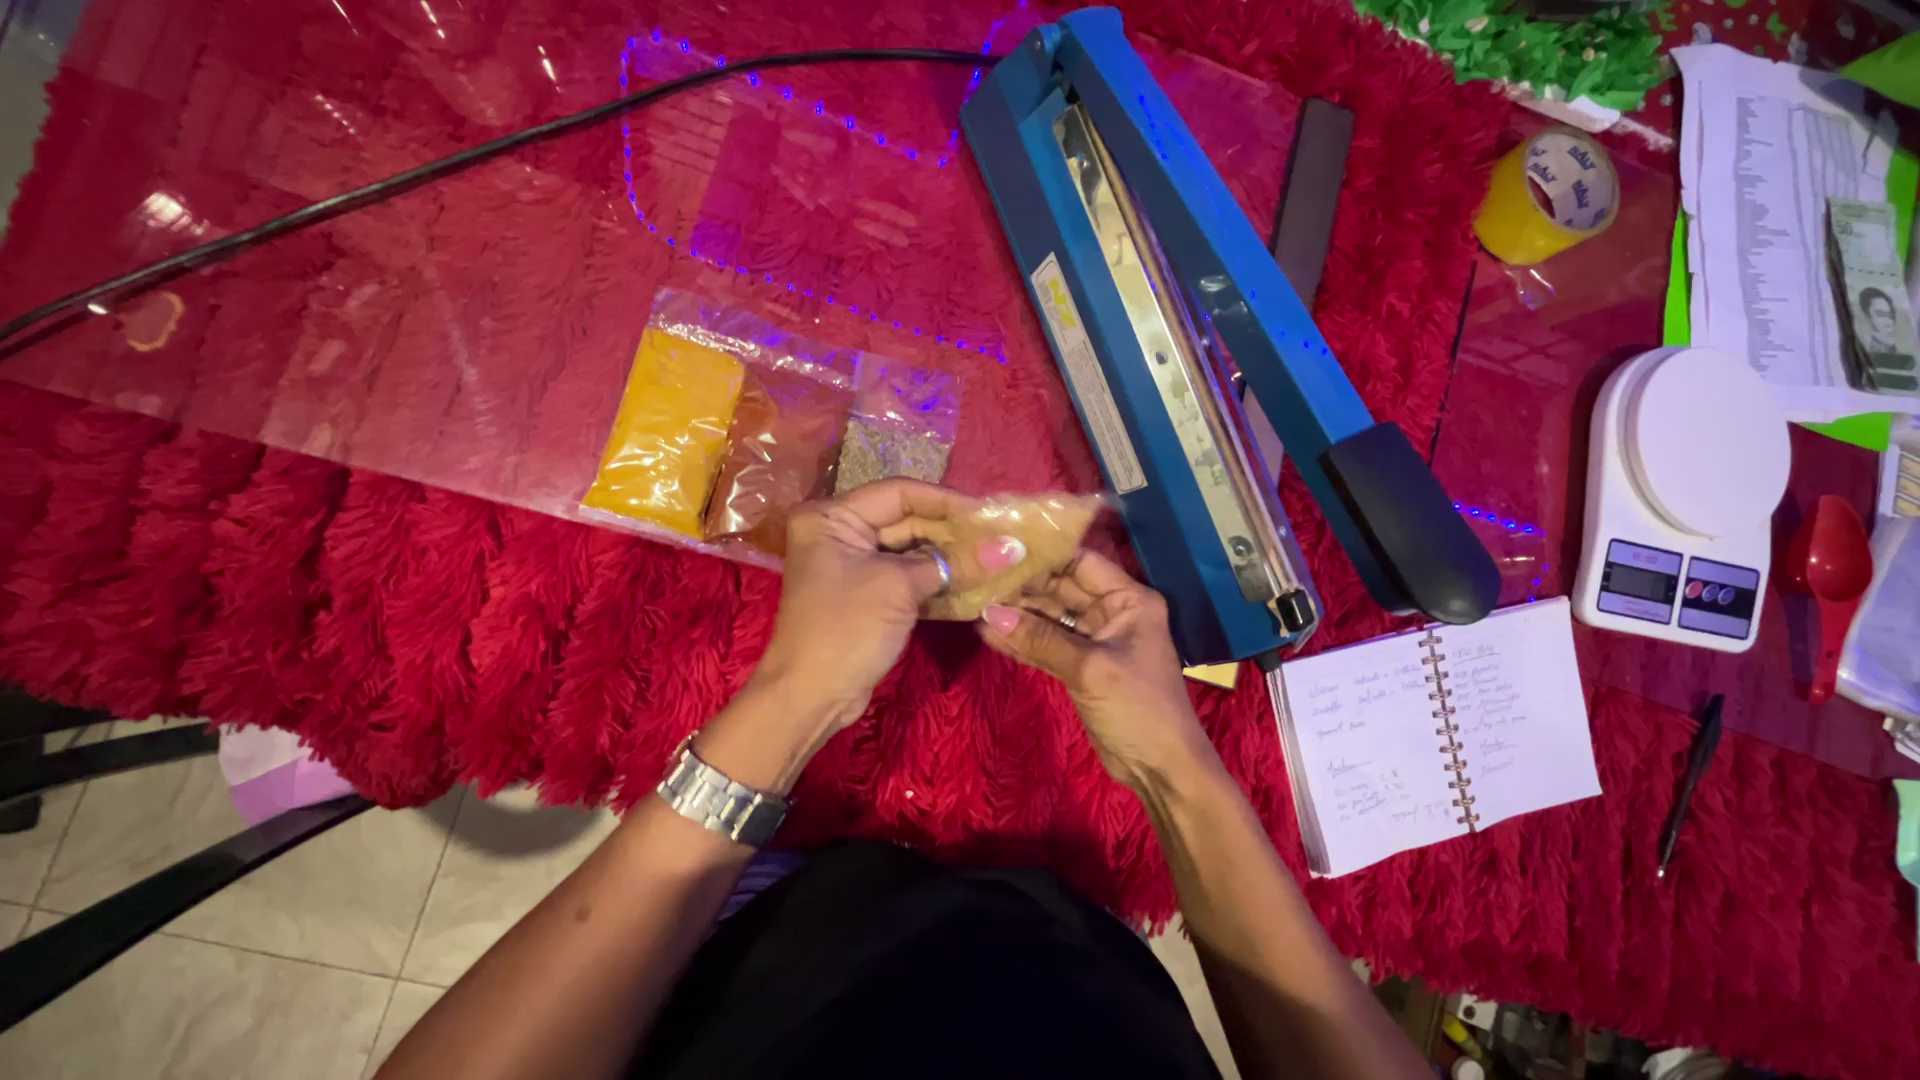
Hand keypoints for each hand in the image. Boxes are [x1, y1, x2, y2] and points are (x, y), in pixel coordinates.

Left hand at [754, 479, 1026, 727]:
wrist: (812, 697)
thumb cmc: (847, 629)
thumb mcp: (900, 587)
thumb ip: (955, 563)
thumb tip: (1011, 546)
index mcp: (832, 518)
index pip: (898, 493)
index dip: (946, 501)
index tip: (988, 514)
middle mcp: (839, 534)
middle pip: (907, 521)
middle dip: (953, 533)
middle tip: (1002, 538)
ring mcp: (853, 566)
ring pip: (911, 551)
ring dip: (952, 558)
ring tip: (998, 559)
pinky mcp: (867, 596)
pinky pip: (908, 578)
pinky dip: (939, 582)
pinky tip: (978, 585)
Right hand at [977, 550, 1215, 791]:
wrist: (1160, 768)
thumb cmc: (1139, 708)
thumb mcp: (1090, 669)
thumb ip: (1040, 639)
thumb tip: (988, 615)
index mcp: (1128, 600)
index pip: (1081, 562)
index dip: (1043, 555)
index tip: (1001, 550)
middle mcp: (1112, 612)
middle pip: (1061, 588)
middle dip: (1023, 586)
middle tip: (978, 579)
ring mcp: (1094, 640)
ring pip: (1050, 617)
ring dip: (1017, 614)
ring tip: (974, 604)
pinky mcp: (1080, 666)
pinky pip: (1046, 645)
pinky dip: (1021, 640)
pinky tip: (987, 633)